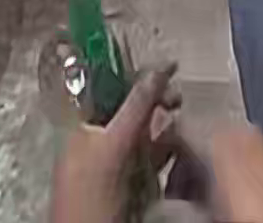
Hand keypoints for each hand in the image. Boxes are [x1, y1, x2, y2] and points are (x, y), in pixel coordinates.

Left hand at [49, 62, 178, 222]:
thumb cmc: (89, 197)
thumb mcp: (111, 149)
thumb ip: (135, 107)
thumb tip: (158, 69)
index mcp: (80, 122)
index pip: (107, 82)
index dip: (136, 70)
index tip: (169, 64)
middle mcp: (95, 136)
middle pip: (129, 105)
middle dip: (156, 96)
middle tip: (178, 95)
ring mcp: (113, 161)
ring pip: (142, 130)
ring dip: (164, 120)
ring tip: (181, 114)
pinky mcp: (129, 183)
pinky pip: (150, 157)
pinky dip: (166, 147)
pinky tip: (181, 144)